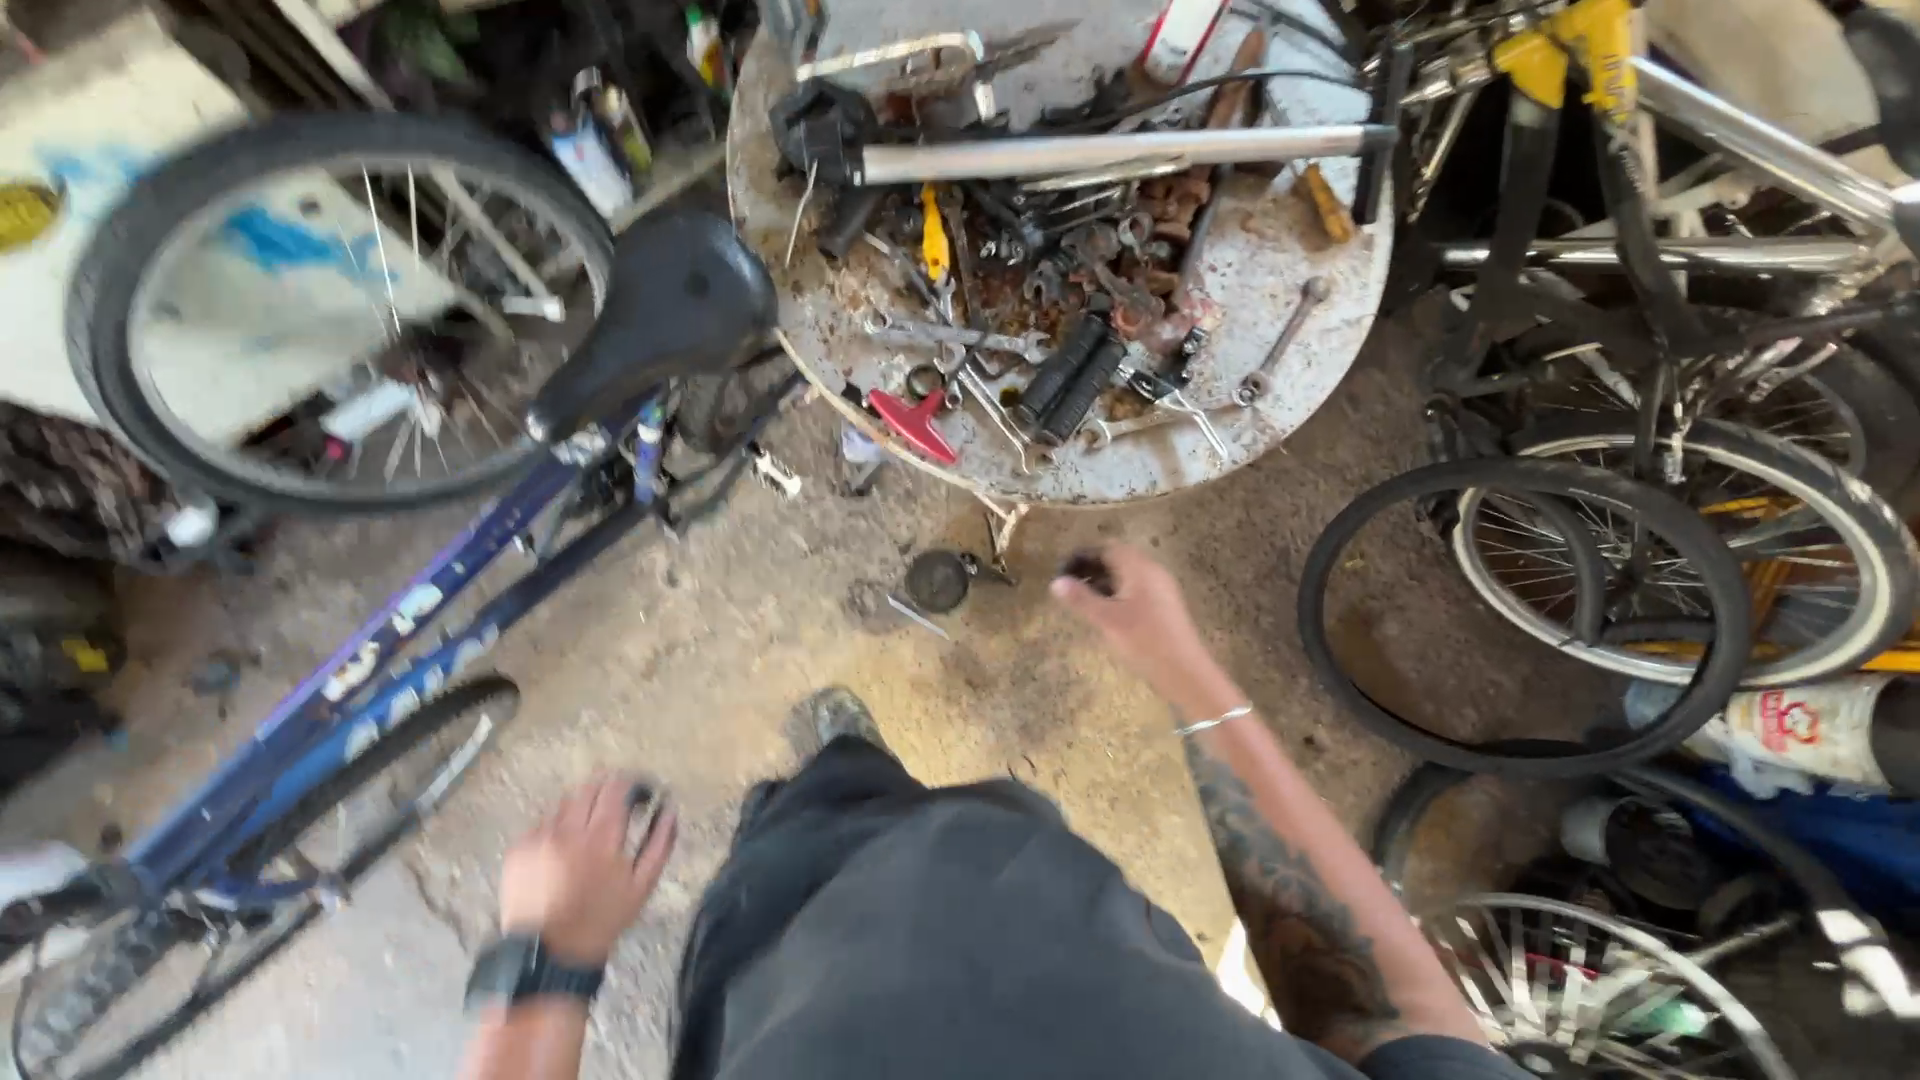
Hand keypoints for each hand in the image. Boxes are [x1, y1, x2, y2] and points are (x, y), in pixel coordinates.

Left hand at [498, 776, 678, 967]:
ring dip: (581, 806)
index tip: (639, 792)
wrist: (549, 954)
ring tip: (588, 827)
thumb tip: (670, 808)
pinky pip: (542, 823)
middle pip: (589, 787)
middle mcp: (568, 830)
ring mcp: (539, 838)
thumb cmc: (603, 919)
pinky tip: (563, 847)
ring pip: (564, 802)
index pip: (617, 787)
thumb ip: (661, 842)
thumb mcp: (643, 885)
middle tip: (616, 804)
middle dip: (606, 789)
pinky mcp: (518, 850)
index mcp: (602, 837)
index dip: (630, 783)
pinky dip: (557, 826)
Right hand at [1050, 543, 1245, 719]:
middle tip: (1070, 586)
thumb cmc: (1144, 641)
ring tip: (1083, 601)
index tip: (1063, 572)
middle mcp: (1153, 572)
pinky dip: (1117, 593)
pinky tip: (1107, 613)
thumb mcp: (1107, 619)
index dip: (1083, 556)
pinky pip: (1137, 589)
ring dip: (1104, 582)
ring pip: (1128, 575)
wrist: (1185, 671)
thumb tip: (1056, 582)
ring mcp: (1161, 589)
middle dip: (1092, 569)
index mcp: (1139, 568)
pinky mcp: (1164, 606)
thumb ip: (1081, 598)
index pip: (1107, 548)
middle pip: (1118, 559)